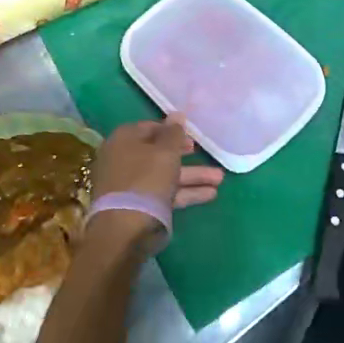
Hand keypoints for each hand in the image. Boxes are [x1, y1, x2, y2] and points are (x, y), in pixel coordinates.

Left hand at [90, 115, 224, 248]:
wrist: (126, 228)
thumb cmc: (146, 179)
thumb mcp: (166, 152)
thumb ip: (174, 133)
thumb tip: (176, 114)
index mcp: (124, 141)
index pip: (149, 127)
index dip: (171, 129)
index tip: (190, 135)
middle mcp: (124, 161)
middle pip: (158, 153)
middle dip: (186, 155)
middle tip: (203, 151)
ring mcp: (132, 185)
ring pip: (166, 175)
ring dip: (193, 175)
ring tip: (220, 179)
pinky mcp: (141, 206)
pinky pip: (166, 193)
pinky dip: (186, 193)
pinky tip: (210, 194)